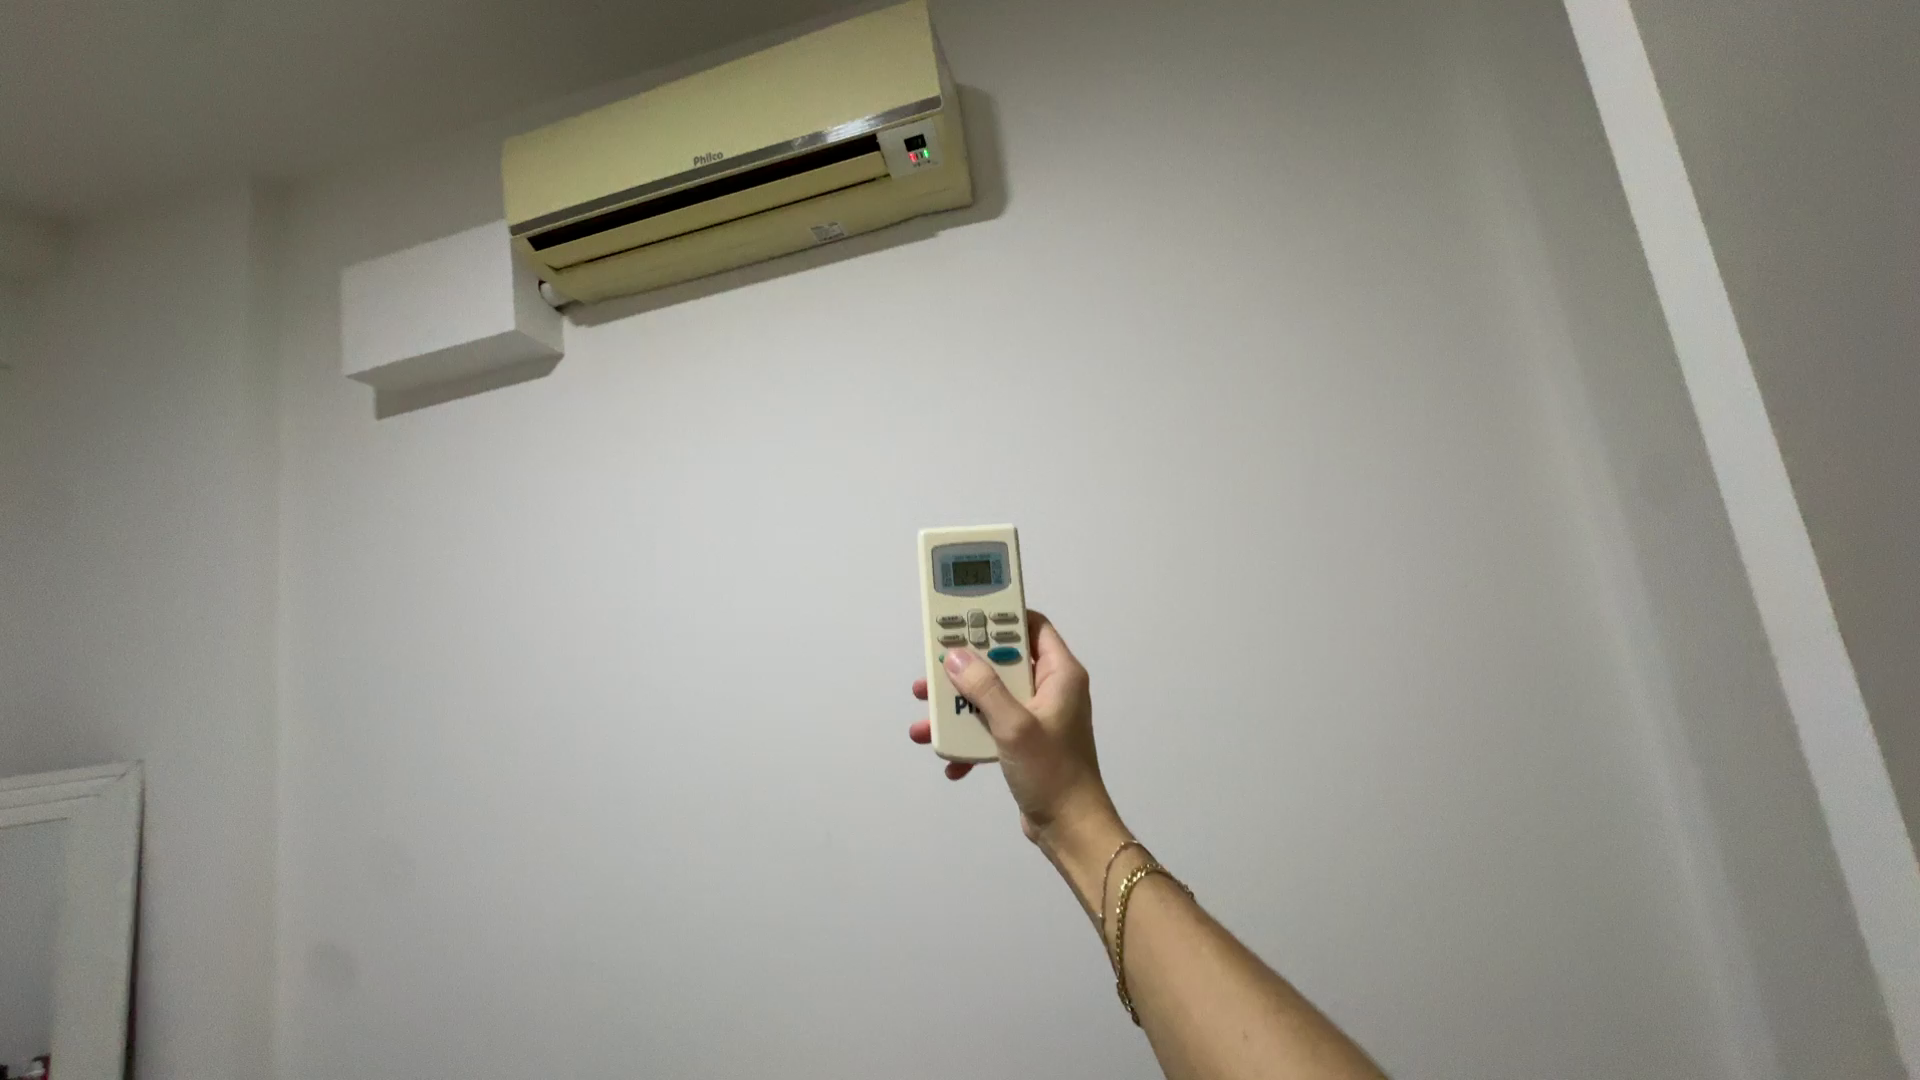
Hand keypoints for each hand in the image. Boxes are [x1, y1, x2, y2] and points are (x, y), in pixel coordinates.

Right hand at [909, 611, 1119, 849]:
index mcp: (1060, 674)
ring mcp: (1037, 716)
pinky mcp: (1025, 742)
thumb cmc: (1052, 772)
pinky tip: (951, 758)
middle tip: (933, 668)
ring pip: (991, 697)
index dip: (1001, 616)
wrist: (1070, 829)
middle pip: (1002, 662)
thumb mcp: (1014, 726)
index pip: (1032, 626)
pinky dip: (970, 739)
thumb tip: (956, 656)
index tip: (966, 615)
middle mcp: (1050, 689)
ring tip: (925, 719)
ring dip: (958, 708)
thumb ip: (984, 688)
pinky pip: (991, 728)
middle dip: (965, 669)